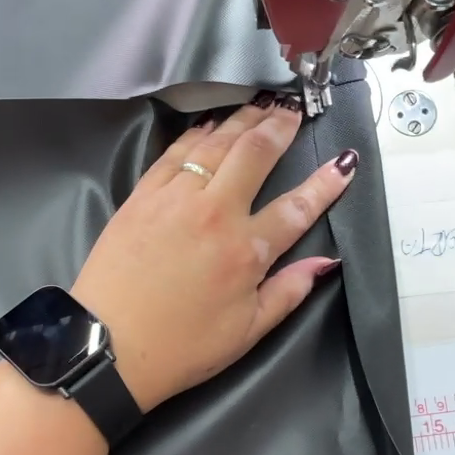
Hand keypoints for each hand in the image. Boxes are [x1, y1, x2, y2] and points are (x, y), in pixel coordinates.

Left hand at [71, 95, 357, 411]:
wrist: (109, 347)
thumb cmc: (180, 349)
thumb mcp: (246, 333)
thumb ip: (288, 293)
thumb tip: (324, 263)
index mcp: (246, 252)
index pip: (297, 207)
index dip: (325, 183)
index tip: (344, 163)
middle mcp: (215, 215)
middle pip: (255, 155)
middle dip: (279, 128)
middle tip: (292, 111)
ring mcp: (175, 200)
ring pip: (216, 145)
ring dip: (242, 121)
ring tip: (260, 106)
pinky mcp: (142, 197)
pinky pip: (175, 153)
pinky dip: (196, 134)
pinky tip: (209, 125)